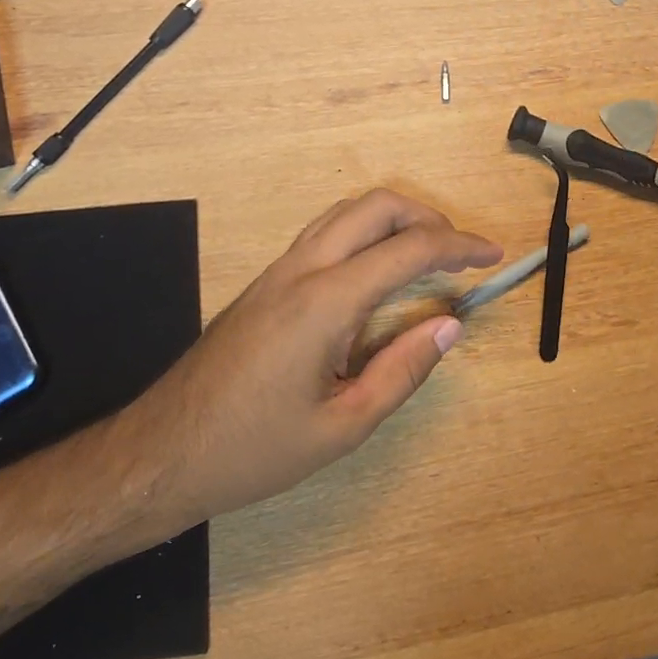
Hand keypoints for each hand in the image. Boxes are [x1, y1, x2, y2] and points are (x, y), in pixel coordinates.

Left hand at [120, 189, 501, 524]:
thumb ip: (402, 371)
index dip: (460, 246)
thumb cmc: (254, 449)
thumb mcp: (342, 426)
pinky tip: (376, 276)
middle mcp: (301, 270)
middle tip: (461, 254)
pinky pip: (324, 235)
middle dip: (428, 217)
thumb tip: (450, 325)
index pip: (408, 249)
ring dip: (393, 221)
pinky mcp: (264, 284)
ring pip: (345, 213)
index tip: (493, 255)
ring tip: (427, 257)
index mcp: (325, 302)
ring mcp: (277, 272)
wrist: (164, 451)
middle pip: (375, 207)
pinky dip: (364, 235)